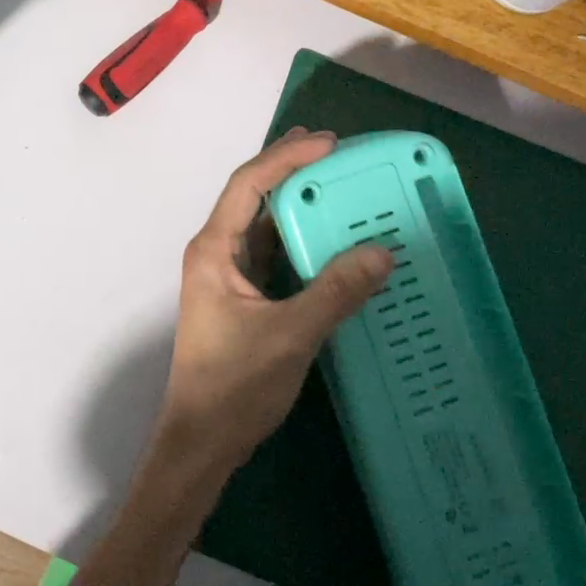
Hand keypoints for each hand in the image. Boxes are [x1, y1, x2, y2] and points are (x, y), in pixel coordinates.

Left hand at [160, 127, 393, 464]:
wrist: (202, 441)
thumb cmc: (234, 385)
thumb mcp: (291, 335)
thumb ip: (335, 292)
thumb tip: (383, 252)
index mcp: (215, 249)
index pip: (248, 184)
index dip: (287, 159)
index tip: (330, 144)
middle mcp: (217, 252)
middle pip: (253, 196)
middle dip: (291, 170)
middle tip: (335, 151)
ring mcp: (229, 275)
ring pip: (264, 225)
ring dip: (297, 204)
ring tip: (337, 185)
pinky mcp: (242, 297)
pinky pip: (273, 254)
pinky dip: (300, 241)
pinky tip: (330, 239)